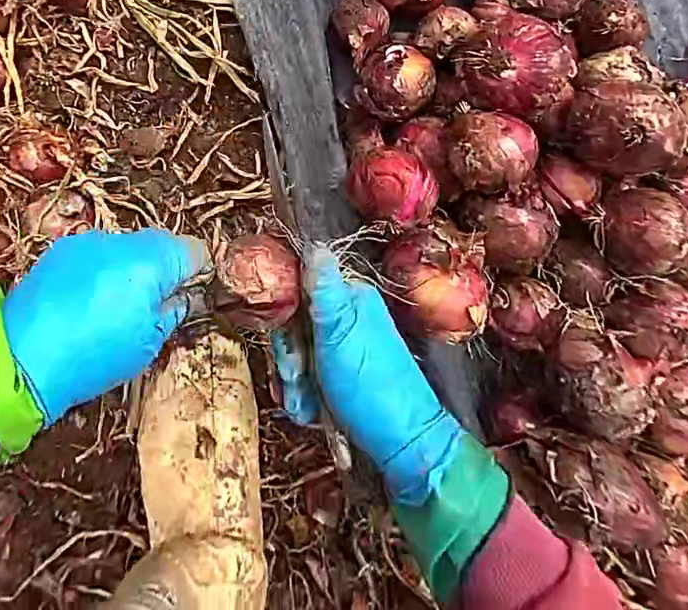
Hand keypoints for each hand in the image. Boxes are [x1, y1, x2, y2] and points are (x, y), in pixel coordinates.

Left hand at [2, 229, 207, 421]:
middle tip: (152, 307)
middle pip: (162, 245)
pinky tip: (87, 300)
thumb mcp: (149, 342)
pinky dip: (102, 270)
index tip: (187, 296)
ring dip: (132, 269)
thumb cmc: (93, 356)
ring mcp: (91, 241)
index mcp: (153, 260)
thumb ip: (175, 309)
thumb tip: (187, 294)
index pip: (195, 250)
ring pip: (129, 248)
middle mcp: (124, 240)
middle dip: (164, 270)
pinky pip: (98, 253)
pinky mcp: (63, 248)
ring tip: (114, 306)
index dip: (197, 273)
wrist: (17, 360)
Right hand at [281, 249, 464, 505]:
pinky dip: (306, 397)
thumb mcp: (339, 334)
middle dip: (290, 360)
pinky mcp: (342, 374)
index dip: (285, 321)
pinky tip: (313, 412)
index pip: (297, 290)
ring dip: (296, 384)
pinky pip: (308, 377)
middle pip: (293, 325)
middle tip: (300, 382)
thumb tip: (314, 244)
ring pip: (297, 355)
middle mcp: (347, 316)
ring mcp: (344, 346)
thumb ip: (323, 289)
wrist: (403, 442)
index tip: (290, 350)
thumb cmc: (371, 385)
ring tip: (309, 405)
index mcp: (350, 297)